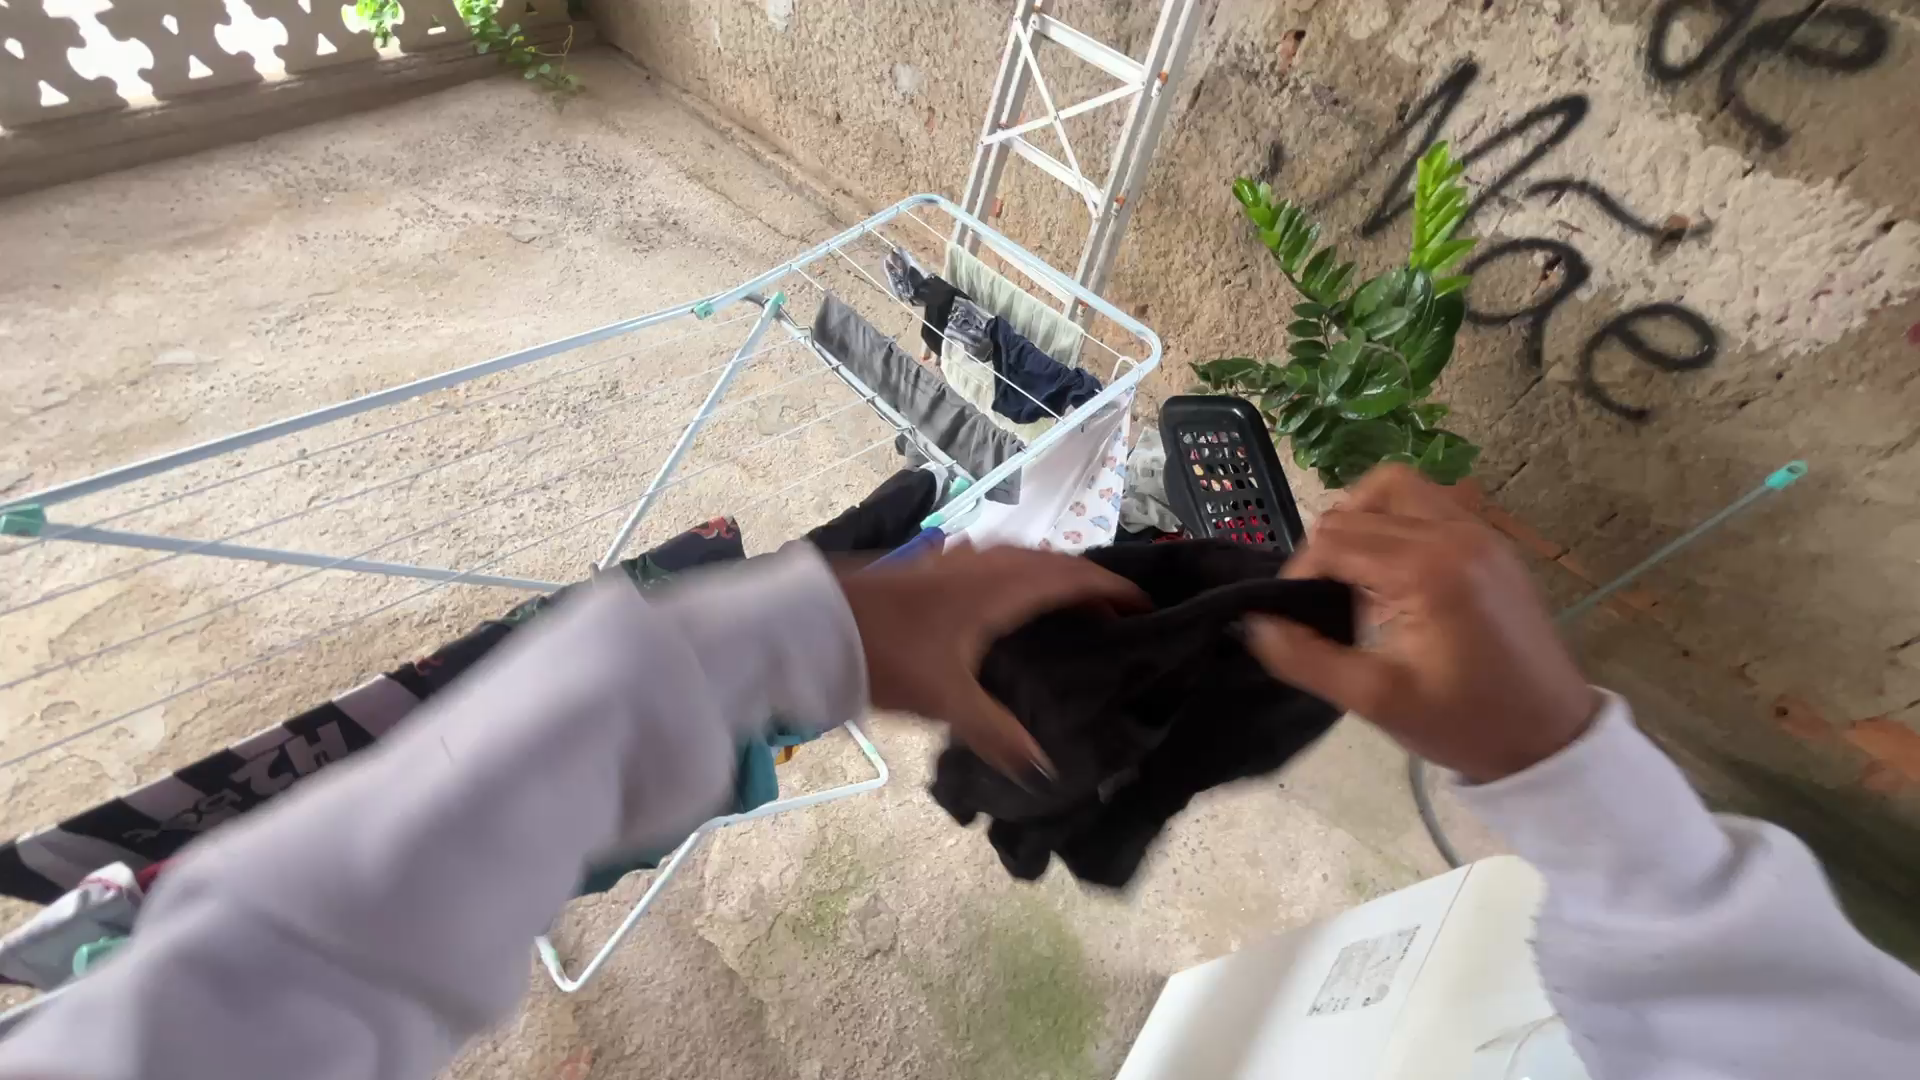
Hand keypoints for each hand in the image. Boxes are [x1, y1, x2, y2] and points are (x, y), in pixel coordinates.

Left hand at [836, 545, 1146, 782]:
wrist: (816, 621)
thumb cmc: (887, 655)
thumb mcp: (945, 699)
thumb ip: (996, 732)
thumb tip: (1044, 768)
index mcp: (1000, 587)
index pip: (1072, 577)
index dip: (1112, 588)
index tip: (1143, 605)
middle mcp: (983, 564)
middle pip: (1050, 561)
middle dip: (1085, 583)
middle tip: (1110, 615)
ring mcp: (954, 560)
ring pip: (1019, 558)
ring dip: (1049, 577)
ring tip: (1065, 609)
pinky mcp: (930, 566)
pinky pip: (990, 563)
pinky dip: (1014, 577)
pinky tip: (1001, 603)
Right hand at [1243, 466, 1599, 782]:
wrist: (1551, 739)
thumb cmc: (1462, 721)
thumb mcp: (1372, 698)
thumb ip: (1303, 657)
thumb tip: (1253, 622)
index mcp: (1428, 569)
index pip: (1331, 539)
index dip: (1299, 573)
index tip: (1295, 613)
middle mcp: (1455, 533)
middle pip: (1355, 507)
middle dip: (1324, 548)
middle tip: (1322, 598)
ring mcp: (1479, 531)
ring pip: (1394, 486)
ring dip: (1358, 517)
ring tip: (1351, 567)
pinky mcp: (1490, 541)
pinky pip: (1427, 500)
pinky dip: (1393, 517)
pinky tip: (1389, 565)